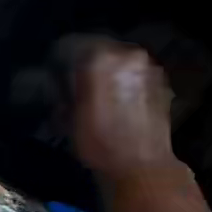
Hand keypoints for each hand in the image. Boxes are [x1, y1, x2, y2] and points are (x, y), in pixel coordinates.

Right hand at [66, 37, 177, 181]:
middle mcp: (128, 54)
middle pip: (97, 49)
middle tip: (71, 86)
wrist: (140, 166)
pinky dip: (122, 82)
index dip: (57, 61)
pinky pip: (133, 73)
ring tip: (94, 96)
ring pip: (117, 60)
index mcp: (101, 58)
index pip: (70, 44)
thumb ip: (61, 89)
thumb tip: (54, 81)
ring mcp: (148, 67)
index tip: (51, 76)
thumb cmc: (98, 142)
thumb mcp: (67, 116)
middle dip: (83, 65)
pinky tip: (115, 102)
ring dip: (104, 73)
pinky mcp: (161, 82)